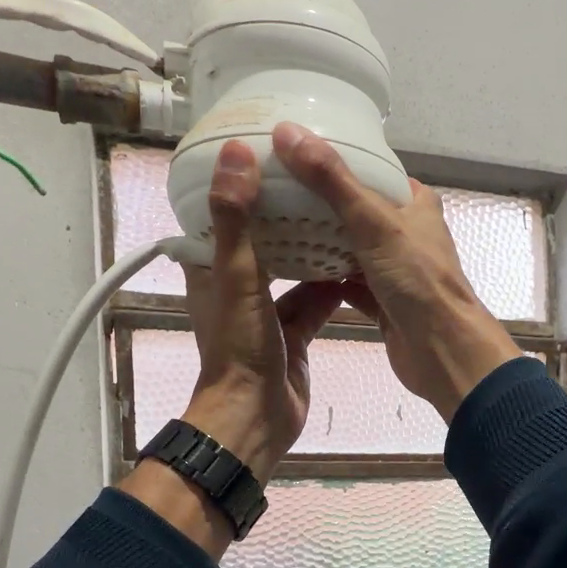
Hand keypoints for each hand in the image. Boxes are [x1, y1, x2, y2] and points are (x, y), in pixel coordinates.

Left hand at [181, 138, 346, 479]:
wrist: (257, 417)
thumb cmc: (240, 349)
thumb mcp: (236, 279)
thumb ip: (236, 220)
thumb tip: (235, 154)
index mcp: (211, 270)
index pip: (220, 215)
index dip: (237, 184)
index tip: (264, 150)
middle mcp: (237, 287)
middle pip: (262, 240)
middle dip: (285, 213)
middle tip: (313, 177)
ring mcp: (267, 313)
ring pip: (292, 271)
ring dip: (313, 250)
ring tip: (340, 214)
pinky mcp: (294, 335)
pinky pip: (314, 302)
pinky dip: (331, 287)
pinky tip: (354, 265)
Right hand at [271, 123, 521, 421]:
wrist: (441, 350)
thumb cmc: (416, 280)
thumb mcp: (373, 221)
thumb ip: (331, 180)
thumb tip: (286, 131)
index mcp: (416, 205)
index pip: (374, 172)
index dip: (339, 161)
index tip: (295, 154)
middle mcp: (407, 235)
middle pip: (358, 212)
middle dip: (322, 204)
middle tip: (276, 191)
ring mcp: (396, 272)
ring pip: (352, 250)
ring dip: (321, 243)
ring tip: (277, 226)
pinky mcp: (384, 304)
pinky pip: (349, 285)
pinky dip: (326, 279)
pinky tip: (295, 270)